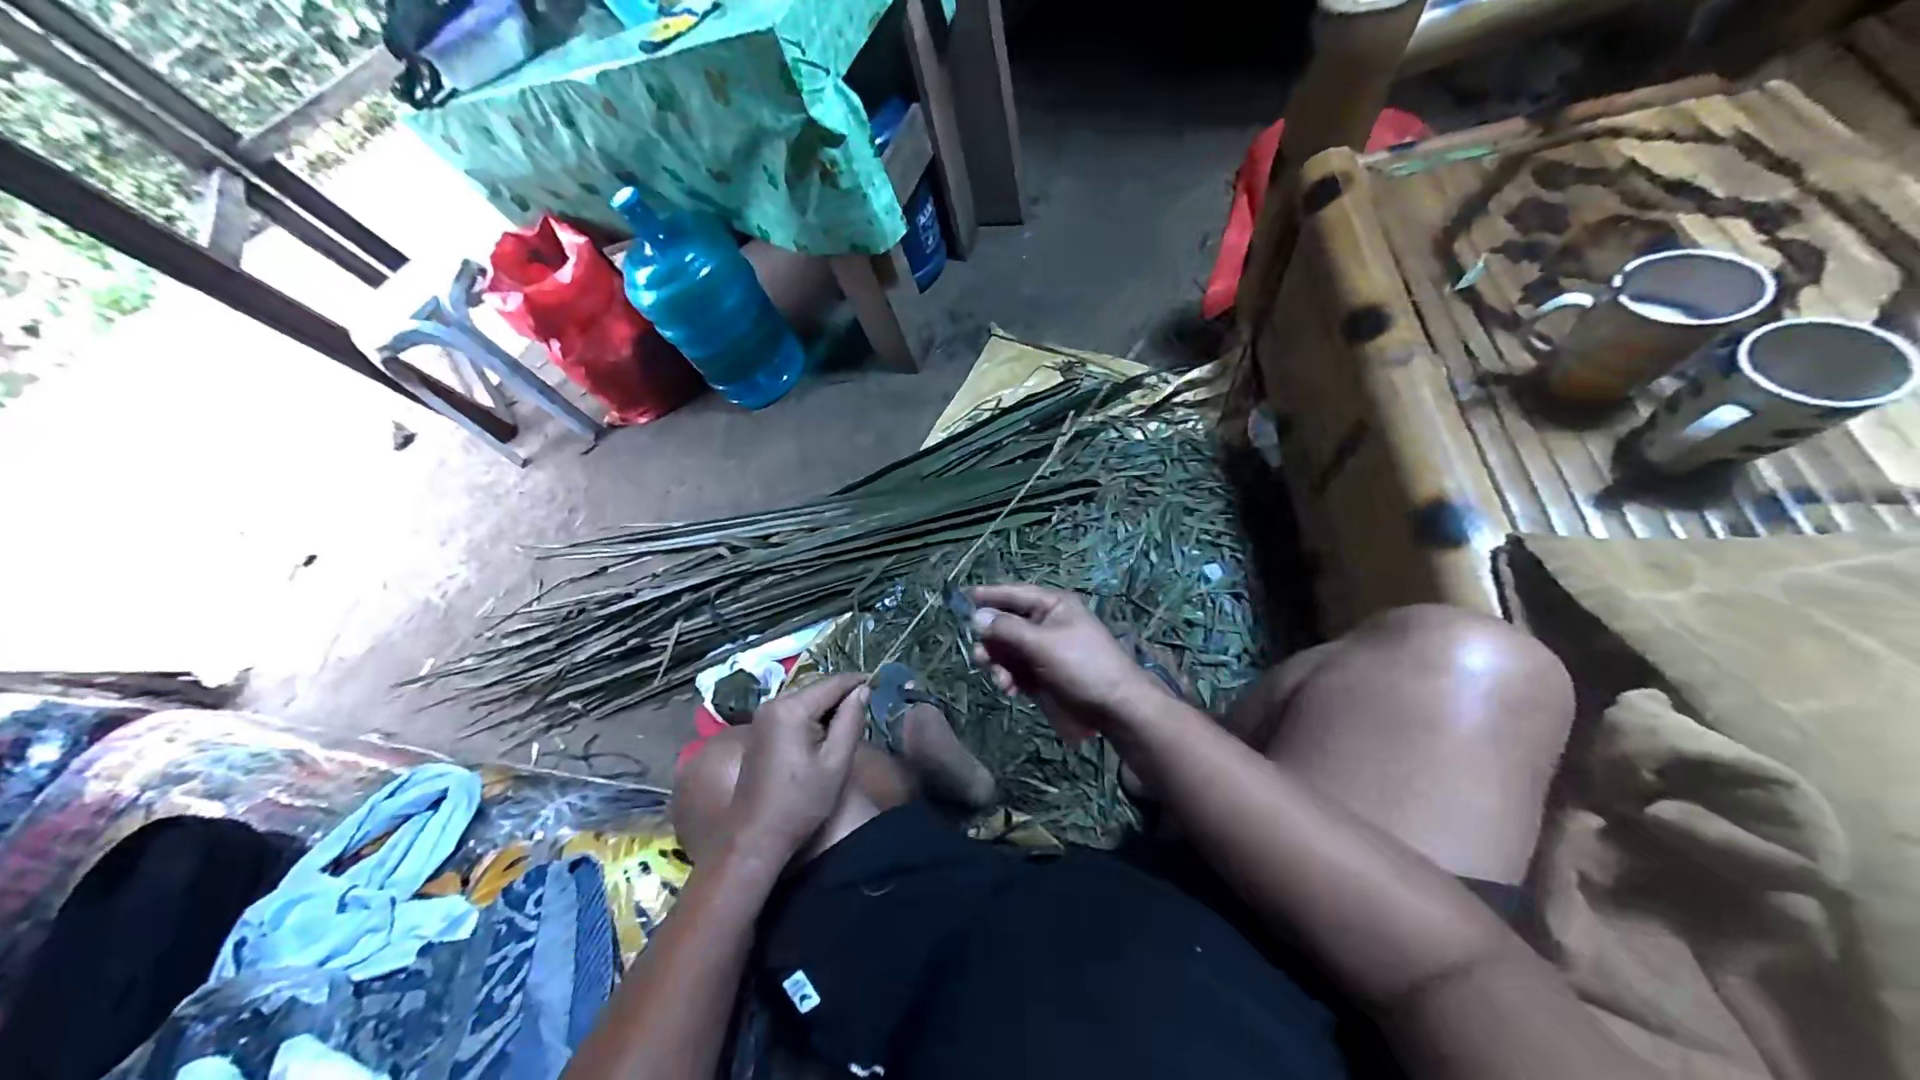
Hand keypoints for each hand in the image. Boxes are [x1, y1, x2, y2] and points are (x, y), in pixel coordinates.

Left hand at [727, 673, 869, 866]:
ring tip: (852, 720)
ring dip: (828, 706)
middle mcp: (773, 704)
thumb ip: (851, 720)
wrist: (755, 837)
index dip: (858, 682)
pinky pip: (793, 711)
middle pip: (817, 689)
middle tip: (869, 707)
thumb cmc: (800, 803)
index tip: (879, 683)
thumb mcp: (836, 762)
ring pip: (806, 699)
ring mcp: (763, 717)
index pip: (832, 683)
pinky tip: (826, 733)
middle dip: (843, 694)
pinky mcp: (760, 730)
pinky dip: (813, 716)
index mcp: (791, 709)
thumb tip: (862, 690)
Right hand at [967, 584, 1163, 736]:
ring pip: (1008, 651)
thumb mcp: (1042, 643)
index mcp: (1053, 606)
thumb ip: (1007, 629)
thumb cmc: (1081, 666)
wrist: (1115, 707)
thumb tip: (977, 617)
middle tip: (981, 656)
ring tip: (1000, 679)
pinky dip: (1009, 678)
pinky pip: (1016, 671)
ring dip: (998, 663)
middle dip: (992, 640)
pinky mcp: (1043, 676)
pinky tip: (1010, 689)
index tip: (963, 598)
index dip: (989, 596)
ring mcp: (1045, 651)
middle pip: (1006, 624)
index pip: (1014, 594)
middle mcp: (1047, 624)